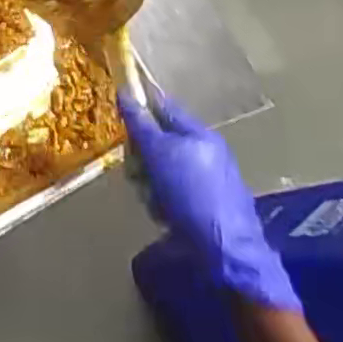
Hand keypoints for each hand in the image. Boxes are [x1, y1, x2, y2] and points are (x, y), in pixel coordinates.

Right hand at [119, 94, 300, 313]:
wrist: (223, 249)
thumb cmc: (191, 193)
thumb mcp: (160, 153)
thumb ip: (141, 124)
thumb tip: (125, 92)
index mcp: (199, 134)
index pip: (163, 107)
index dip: (140, 108)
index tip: (119, 116)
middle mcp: (203, 152)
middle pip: (158, 141)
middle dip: (141, 156)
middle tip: (137, 171)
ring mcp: (204, 180)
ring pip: (160, 169)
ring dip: (149, 183)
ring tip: (153, 200)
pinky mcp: (201, 205)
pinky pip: (169, 192)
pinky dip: (161, 201)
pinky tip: (163, 215)